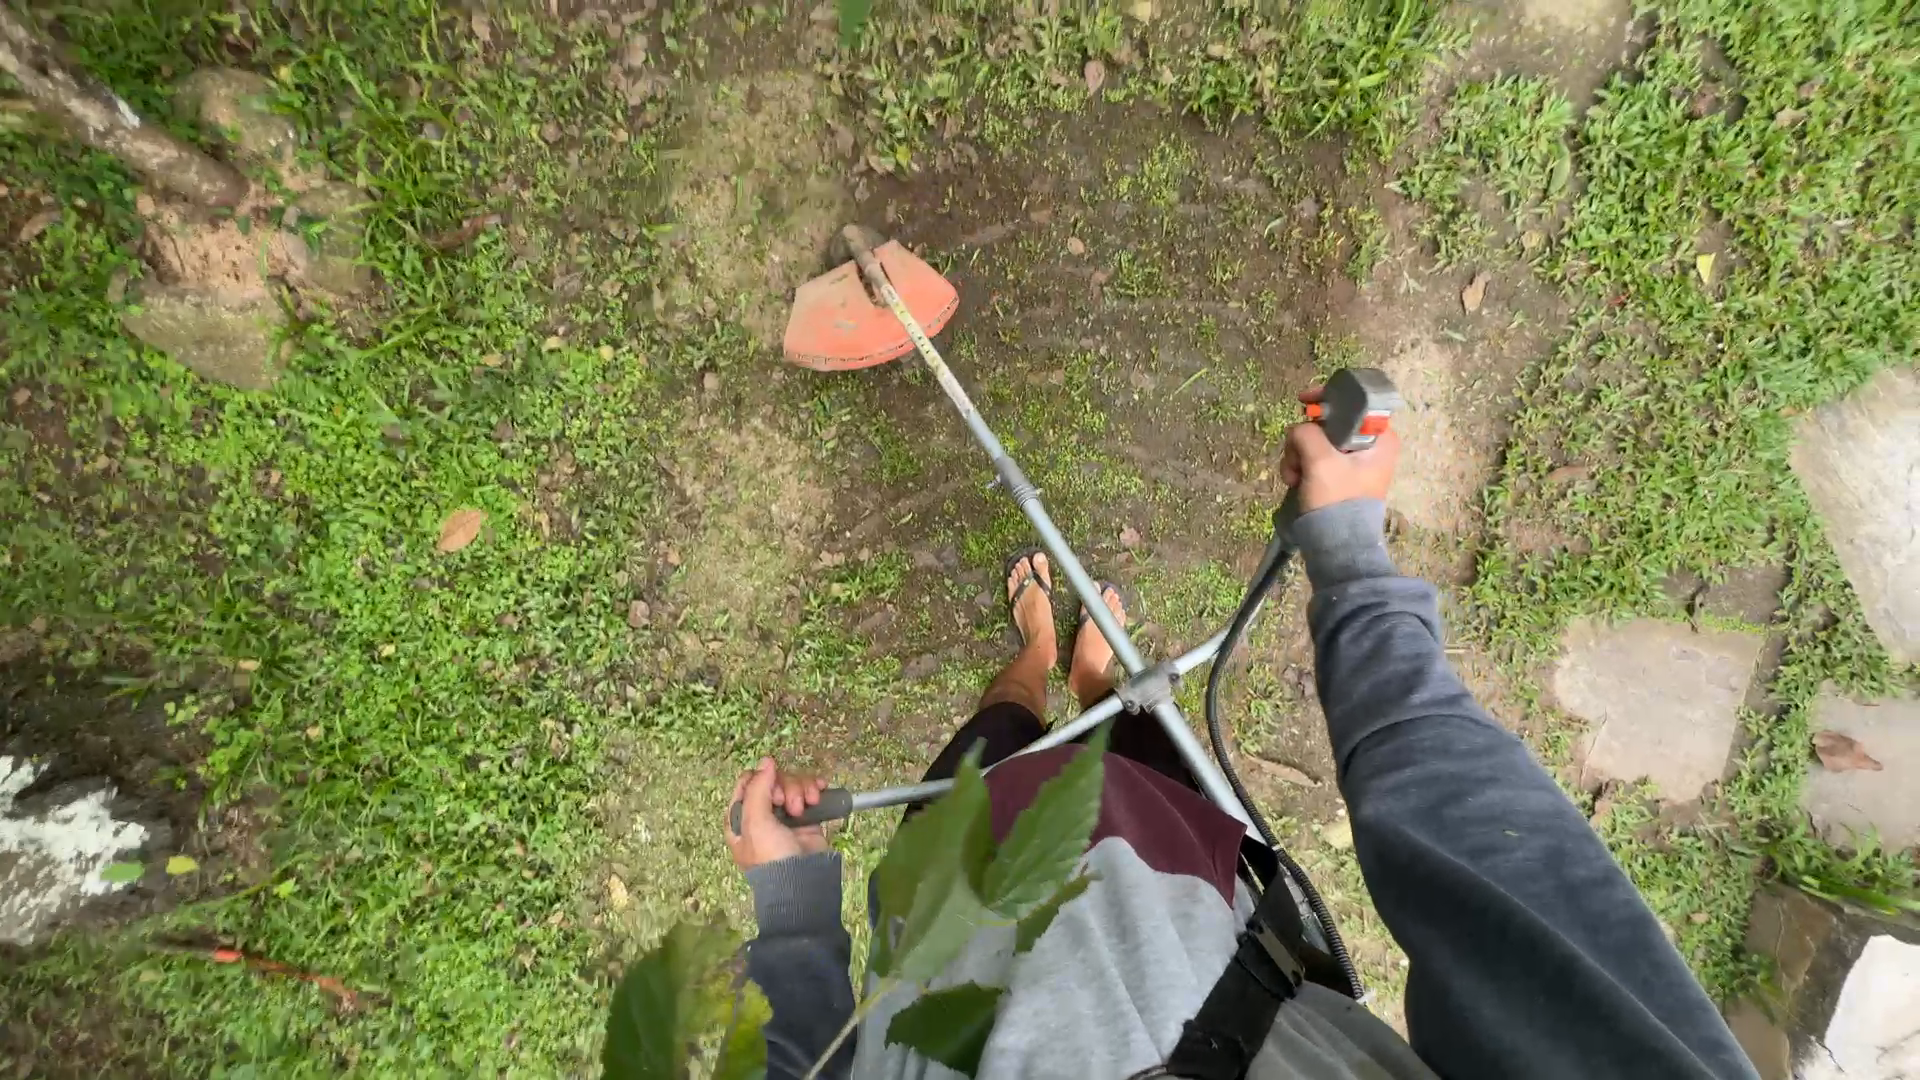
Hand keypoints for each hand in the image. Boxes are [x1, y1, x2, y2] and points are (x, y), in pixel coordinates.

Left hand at [725, 757, 830, 870]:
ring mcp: (785, 815)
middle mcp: (762, 813)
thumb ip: (758, 788)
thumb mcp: (755, 822)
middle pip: (773, 780)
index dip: (761, 781)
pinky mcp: (806, 816)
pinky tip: (819, 793)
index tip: (771, 794)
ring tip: (806, 805)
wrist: (802, 880)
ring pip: (792, 783)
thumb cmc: (770, 854)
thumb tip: (766, 760)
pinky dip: (815, 788)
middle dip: (785, 787)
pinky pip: (809, 791)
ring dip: (802, 789)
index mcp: (741, 816)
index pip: (747, 782)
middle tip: (788, 805)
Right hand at [1280, 386, 1400, 513]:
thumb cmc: (1336, 499)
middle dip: (1304, 439)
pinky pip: (1313, 459)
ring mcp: (1352, 463)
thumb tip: (1298, 431)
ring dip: (1297, 456)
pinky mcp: (1338, 477)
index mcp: (1379, 438)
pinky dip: (1300, 467)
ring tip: (1293, 477)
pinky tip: (1294, 482)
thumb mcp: (1320, 461)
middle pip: (1328, 424)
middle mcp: (1369, 447)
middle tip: (1295, 457)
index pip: (1355, 403)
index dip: (1327, 398)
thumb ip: (1307, 434)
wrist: (1337, 543)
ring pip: (1316, 442)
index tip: (1303, 401)